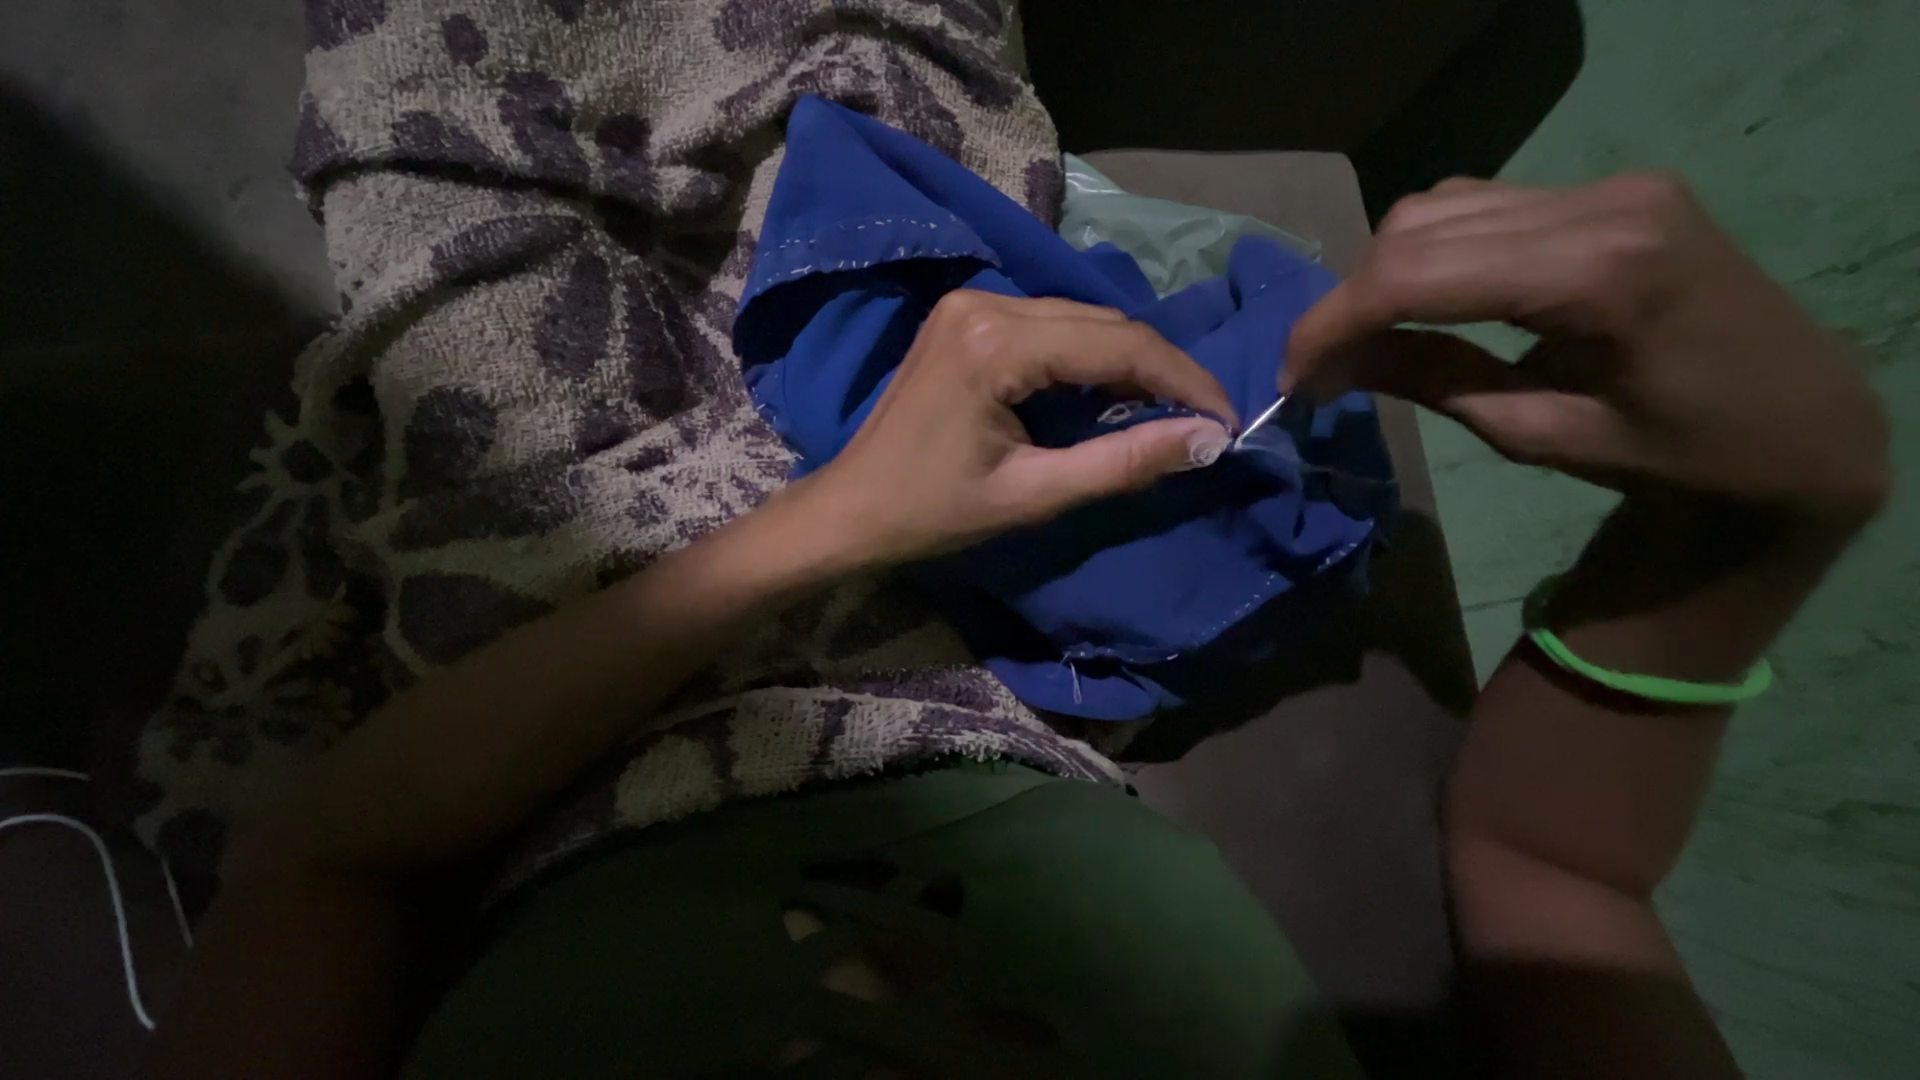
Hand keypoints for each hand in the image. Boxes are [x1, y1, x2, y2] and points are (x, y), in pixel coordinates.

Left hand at [795, 290, 1235, 567]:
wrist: (852, 509)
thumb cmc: (932, 512)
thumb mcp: (1033, 495)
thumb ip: (1122, 464)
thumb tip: (1207, 440)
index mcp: (994, 343)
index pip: (1117, 345)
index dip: (1183, 381)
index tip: (1227, 422)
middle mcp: (984, 303)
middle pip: (1102, 323)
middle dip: (1161, 370)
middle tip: (1202, 422)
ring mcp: (970, 305)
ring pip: (1080, 320)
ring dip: (1127, 362)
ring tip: (1165, 412)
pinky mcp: (966, 318)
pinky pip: (1049, 327)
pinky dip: (1088, 359)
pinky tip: (1109, 395)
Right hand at [1286, 173, 1888, 522]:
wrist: (1798, 423)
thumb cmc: (1671, 454)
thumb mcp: (1533, 433)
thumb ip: (1427, 380)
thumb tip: (1326, 365)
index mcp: (1594, 274)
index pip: (1412, 278)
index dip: (1330, 326)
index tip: (1291, 379)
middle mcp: (1600, 206)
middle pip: (1414, 234)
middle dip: (1346, 304)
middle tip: (1321, 371)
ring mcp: (1608, 187)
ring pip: (1435, 211)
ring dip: (1381, 275)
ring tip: (1366, 339)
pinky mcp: (1607, 192)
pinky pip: (1476, 207)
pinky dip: (1425, 253)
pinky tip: (1422, 302)